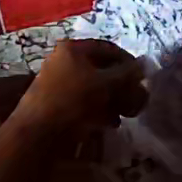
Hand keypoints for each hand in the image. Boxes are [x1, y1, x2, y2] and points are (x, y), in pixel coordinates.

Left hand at [15, 39, 145, 133]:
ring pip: (93, 86)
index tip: (142, 77)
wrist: (38, 132)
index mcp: (72, 49)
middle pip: (100, 68)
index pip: (107, 48)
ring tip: (125, 114)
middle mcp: (63, 60)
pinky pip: (84, 100)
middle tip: (135, 98)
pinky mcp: (56, 101)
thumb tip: (144, 65)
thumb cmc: (73, 100)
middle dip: (121, 85)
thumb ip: (126, 74)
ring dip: (112, 99)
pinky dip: (99, 109)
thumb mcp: (105, 85)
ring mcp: (58, 81)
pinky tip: (110, 123)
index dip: (127, 61)